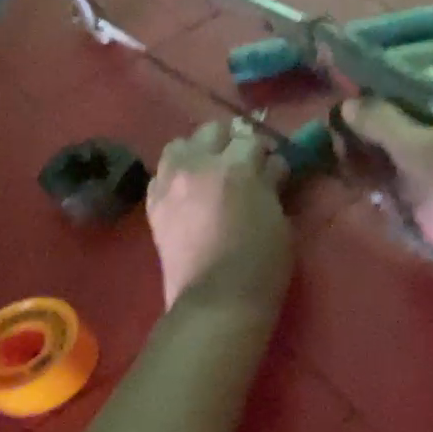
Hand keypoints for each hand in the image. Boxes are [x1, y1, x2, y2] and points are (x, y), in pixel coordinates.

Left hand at [146, 118, 292, 315]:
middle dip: (229, 142)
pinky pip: (163, 173)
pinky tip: (191, 193)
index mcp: (236, 167)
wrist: (217, 300)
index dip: (265, 151)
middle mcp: (197, 165)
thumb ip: (272, 184)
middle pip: (211, 131)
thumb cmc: (261, 261)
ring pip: (180, 145)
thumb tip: (272, 166)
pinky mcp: (153, 203)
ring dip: (198, 153)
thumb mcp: (279, 219)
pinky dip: (178, 175)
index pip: (252, 140)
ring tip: (211, 174)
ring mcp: (169, 183)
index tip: (273, 165)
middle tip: (243, 164)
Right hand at [339, 72, 432, 257]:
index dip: (379, 105)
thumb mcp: (412, 151)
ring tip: (402, 196)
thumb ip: (378, 121)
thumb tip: (351, 104)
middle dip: (397, 146)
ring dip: (413, 171)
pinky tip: (428, 210)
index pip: (412, 82)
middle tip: (376, 171)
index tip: (357, 131)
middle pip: (424, 117)